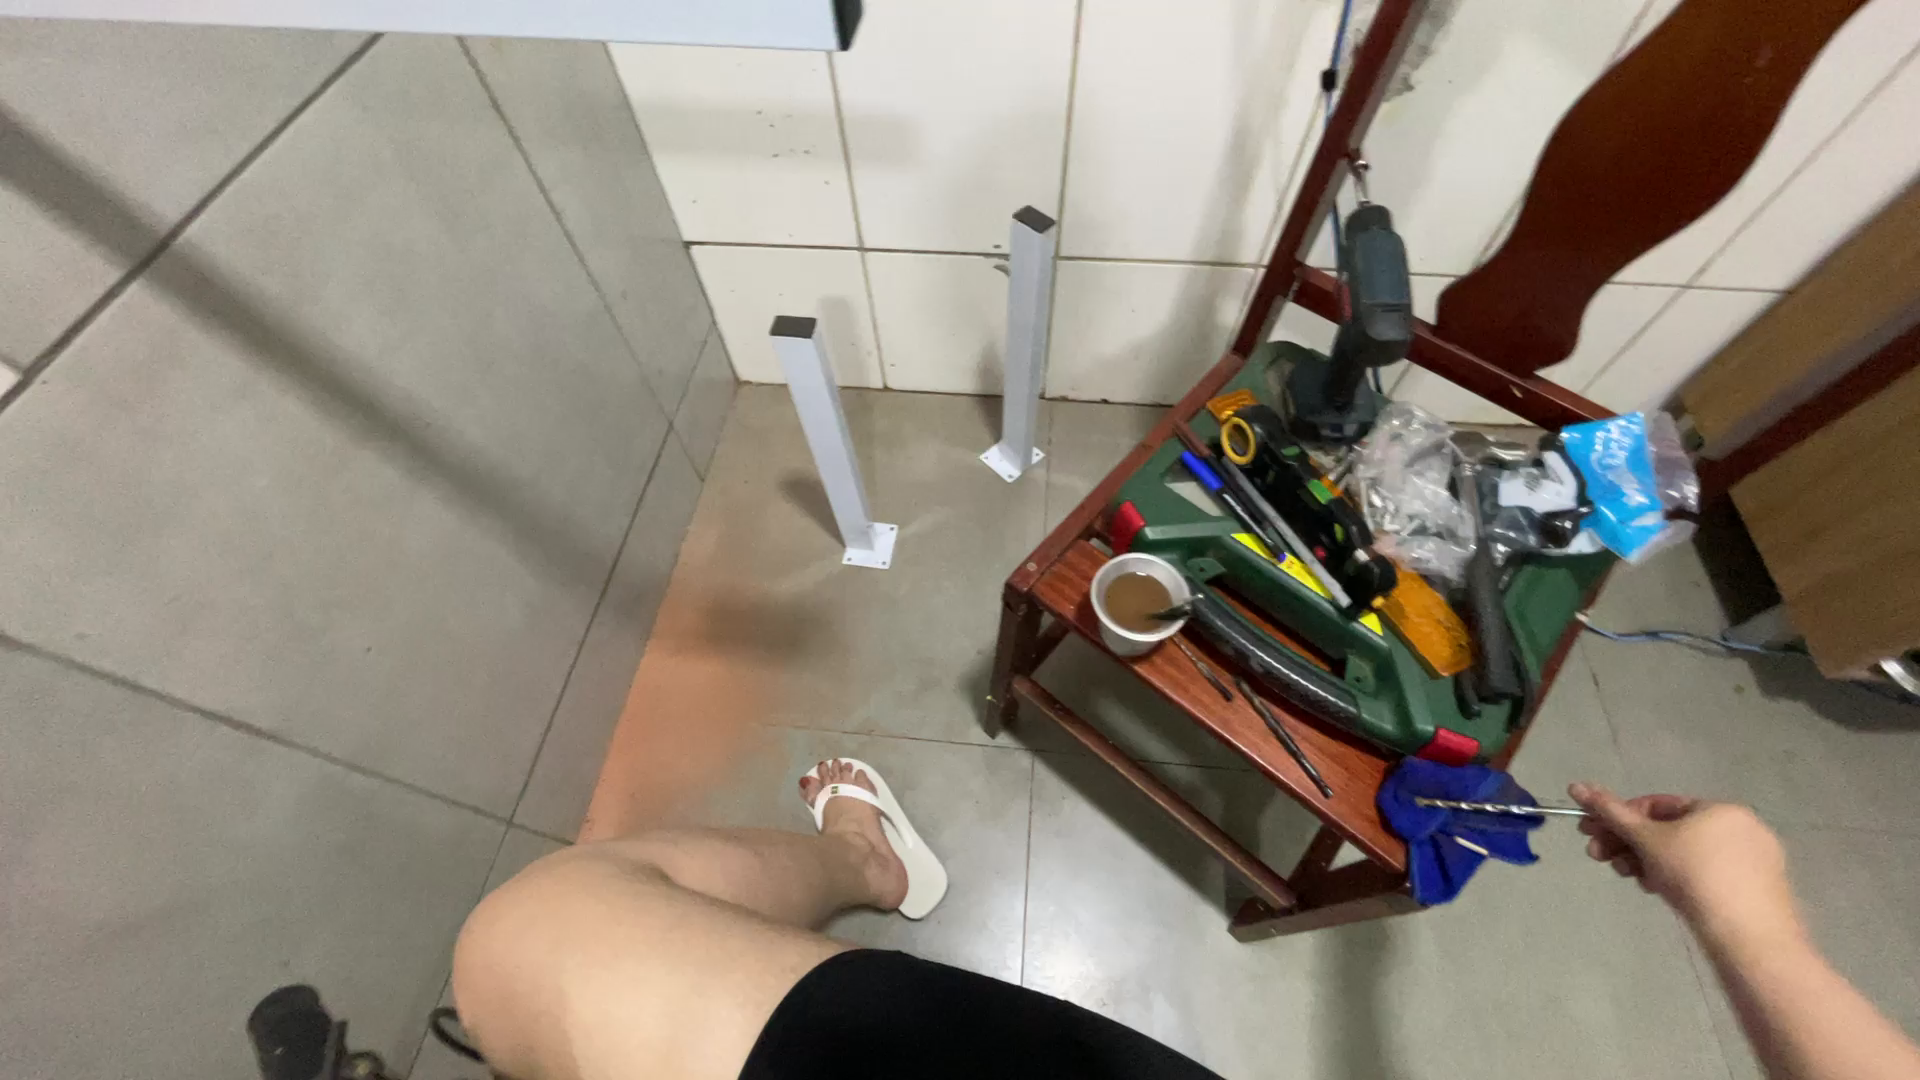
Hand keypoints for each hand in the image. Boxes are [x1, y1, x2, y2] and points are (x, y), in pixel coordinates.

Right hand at [1568, 783, 1798, 944]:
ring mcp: (1752, 861)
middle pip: (1666, 830)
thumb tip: (1574, 786)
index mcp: (1720, 810)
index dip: (1618, 817)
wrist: (1748, 936)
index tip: (1593, 833)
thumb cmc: (1693, 874)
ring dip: (1644, 860)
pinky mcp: (1755, 889)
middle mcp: (1741, 830)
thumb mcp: (1643, 837)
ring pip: (1681, 853)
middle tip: (1598, 856)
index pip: (1655, 805)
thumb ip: (1608, 810)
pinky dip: (1673, 876)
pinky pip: (1702, 872)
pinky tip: (1655, 888)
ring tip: (1626, 875)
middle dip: (1627, 843)